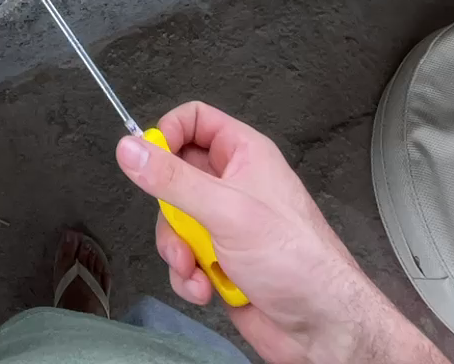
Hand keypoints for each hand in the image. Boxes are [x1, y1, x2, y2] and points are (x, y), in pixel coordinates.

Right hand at [116, 103, 446, 363]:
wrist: (325, 333)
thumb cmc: (293, 259)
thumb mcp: (225, 210)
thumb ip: (172, 179)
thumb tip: (128, 148)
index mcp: (243, 153)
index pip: (193, 120)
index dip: (166, 134)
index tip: (148, 160)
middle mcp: (233, 182)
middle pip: (175, 173)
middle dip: (169, 209)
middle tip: (179, 228)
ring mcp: (225, 222)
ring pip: (175, 218)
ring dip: (177, 248)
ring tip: (193, 268)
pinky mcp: (220, 259)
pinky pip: (184, 254)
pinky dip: (187, 274)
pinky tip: (204, 289)